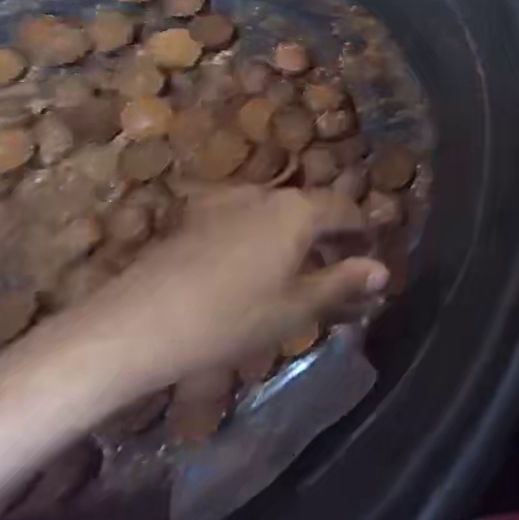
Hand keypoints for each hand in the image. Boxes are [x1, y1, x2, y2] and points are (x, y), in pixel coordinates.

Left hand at [23, 187, 387, 410]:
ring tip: (297, 275)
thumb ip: (343, 283)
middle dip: (331, 237)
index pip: (346, 210)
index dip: (364, 232)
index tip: (372, 258)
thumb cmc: (230, 318)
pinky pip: (245, 221)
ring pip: (277, 215)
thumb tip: (382, 270)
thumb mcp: (296, 308)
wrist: (136, 324)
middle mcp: (265, 195)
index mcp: (298, 210)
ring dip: (296, 239)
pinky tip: (251, 272)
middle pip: (311, 208)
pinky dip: (263, 240)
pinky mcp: (195, 218)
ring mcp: (226, 202)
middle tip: (340, 271)